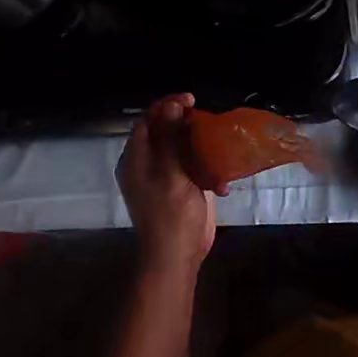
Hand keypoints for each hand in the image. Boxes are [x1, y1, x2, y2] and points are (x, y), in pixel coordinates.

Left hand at [116, 93, 215, 274]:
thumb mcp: (171, 172)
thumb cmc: (170, 214)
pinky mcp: (182, 190)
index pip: (149, 120)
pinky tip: (222, 181)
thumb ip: (170, 138)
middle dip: (189, 126)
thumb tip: (172, 106)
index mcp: (136, 159)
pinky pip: (195, 169)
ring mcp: (166, 178)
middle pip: (167, 133)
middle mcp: (148, 165)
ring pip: (184, 149)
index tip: (192, 101)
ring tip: (220, 146)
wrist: (177, 255)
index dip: (168, 106)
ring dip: (203, 148)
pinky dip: (208, 170)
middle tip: (211, 122)